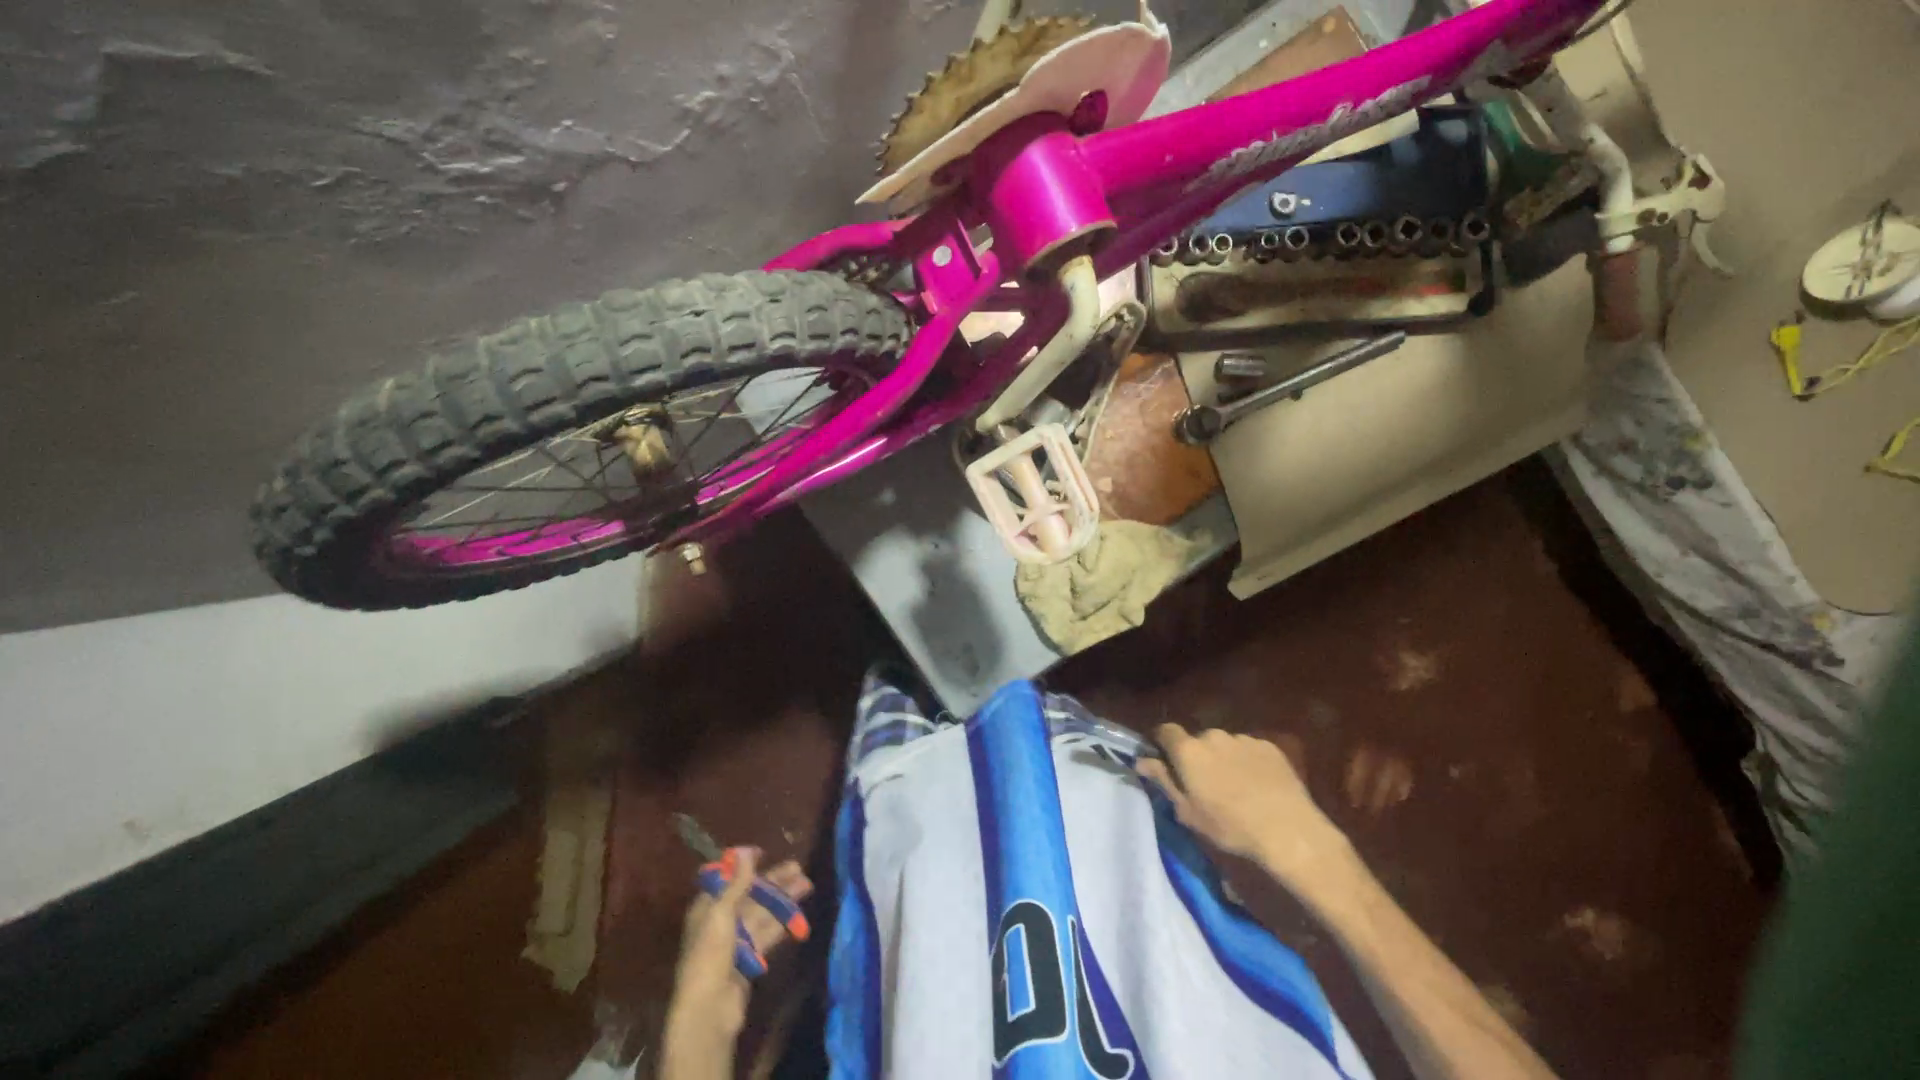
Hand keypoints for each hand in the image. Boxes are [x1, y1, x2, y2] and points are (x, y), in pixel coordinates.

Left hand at [661, 849, 811, 1072]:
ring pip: (762, 914)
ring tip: (806, 886)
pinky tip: (798, 916)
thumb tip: (744, 849)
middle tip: (800, 869)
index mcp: (708, 907)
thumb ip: (737, 883)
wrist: (709, 1008)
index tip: (765, 852)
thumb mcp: (721, 914)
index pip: (728, 879)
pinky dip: (781, 924)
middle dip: (774, 882)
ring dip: (783, 900)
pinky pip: (767, 935)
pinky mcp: (749, 959)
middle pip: (750, 896)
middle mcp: (720, 921)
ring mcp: (736, 942)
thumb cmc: (710, 955)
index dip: (745, 866)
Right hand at [1137, 724, 1349, 886]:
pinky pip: (1248, 750)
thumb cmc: (1229, 826)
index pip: (1165, 731)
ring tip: (1235, 788)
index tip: (1167, 764)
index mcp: (1189, 751)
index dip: (1163, 744)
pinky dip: (1247, 762)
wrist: (1287, 829)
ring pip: (1224, 745)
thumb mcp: (1188, 812)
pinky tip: (1257, 786)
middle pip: (1197, 740)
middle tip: (1204, 785)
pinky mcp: (1269, 746)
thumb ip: (1164, 781)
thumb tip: (1142, 761)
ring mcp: (1244, 739)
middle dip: (1197, 756)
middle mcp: (1214, 736)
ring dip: (1223, 759)